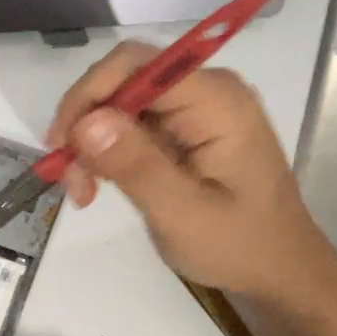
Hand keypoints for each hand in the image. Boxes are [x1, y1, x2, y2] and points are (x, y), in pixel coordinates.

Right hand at [48, 42, 336, 301]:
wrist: (275, 270)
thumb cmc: (237, 245)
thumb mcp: (182, 212)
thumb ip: (136, 164)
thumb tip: (86, 122)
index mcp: (215, 101)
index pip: (134, 65)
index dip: (88, 96)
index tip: (61, 146)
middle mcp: (204, 92)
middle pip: (121, 80)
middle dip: (84, 123)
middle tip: (68, 177)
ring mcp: (193, 111)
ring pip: (116, 104)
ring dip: (88, 144)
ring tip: (82, 192)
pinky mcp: (180, 131)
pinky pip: (126, 125)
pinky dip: (101, 153)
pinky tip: (95, 186)